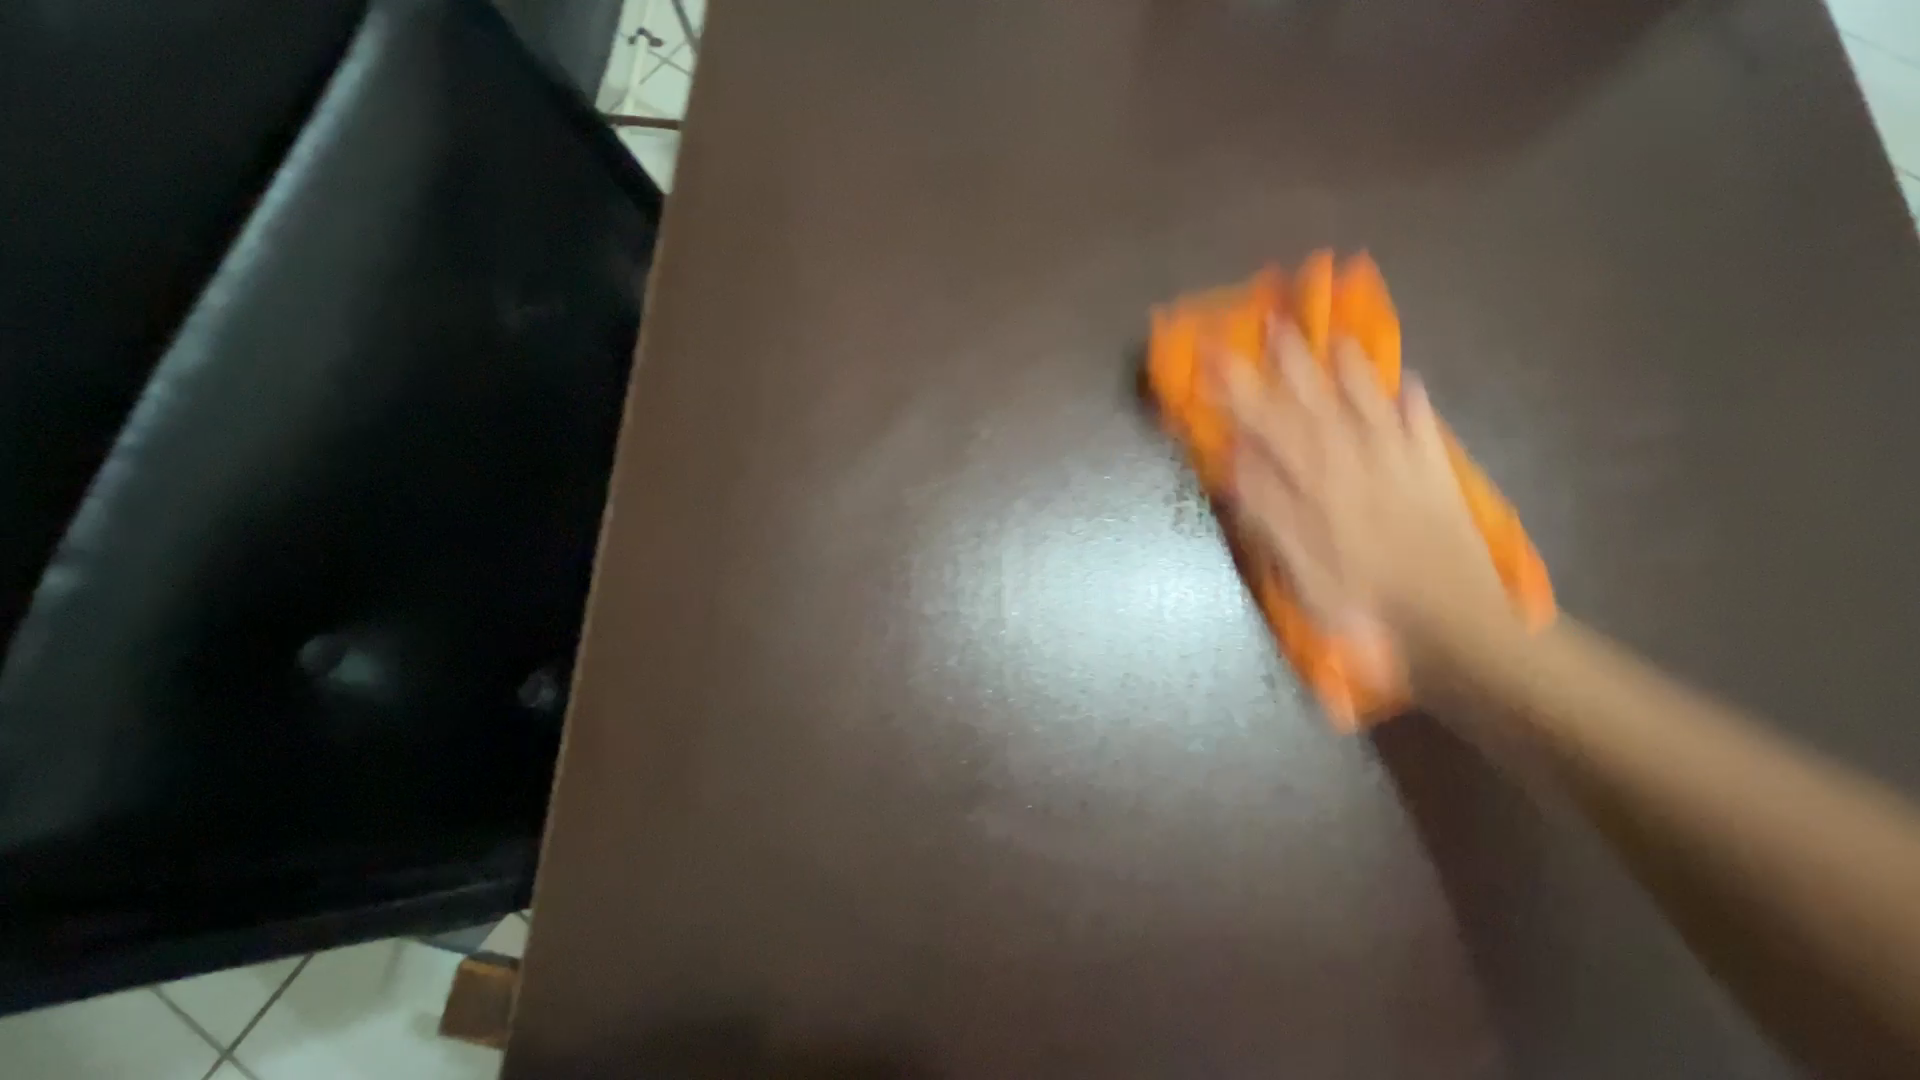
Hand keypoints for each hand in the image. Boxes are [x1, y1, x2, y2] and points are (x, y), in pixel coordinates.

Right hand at [1212, 319, 1513, 672]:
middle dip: (1292, 363)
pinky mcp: (1434, 474)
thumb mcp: (1297, 560)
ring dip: (1351, 370)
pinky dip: (1415, 404)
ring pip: (1369, 403)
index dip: (1239, 389)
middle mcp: (1354, 457)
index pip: (1268, 422)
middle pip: (1317, 402)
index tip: (1216, 356)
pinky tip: (1411, 385)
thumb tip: (1237, 460)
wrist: (1449, 615)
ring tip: (1337, 339)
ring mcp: (1398, 461)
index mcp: (1314, 479)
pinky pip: (1422, 428)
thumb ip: (1268, 507)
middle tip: (1275, 324)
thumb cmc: (1361, 595)